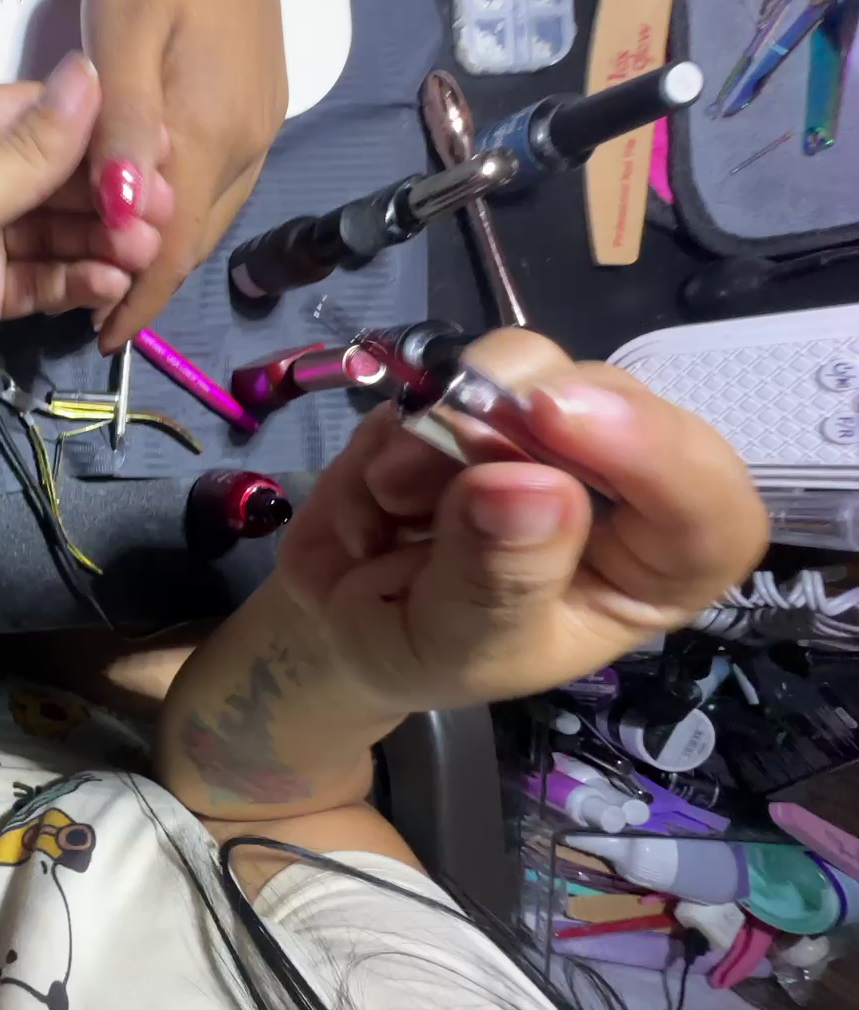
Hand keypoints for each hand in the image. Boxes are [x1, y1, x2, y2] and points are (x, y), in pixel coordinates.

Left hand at [0, 53, 173, 423]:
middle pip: (53, 175)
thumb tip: (91, 72)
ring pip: (55, 229)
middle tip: (160, 218)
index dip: (97, 133)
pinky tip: (108, 287)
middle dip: (106, 196)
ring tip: (141, 258)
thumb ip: (22, 153)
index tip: (154, 154)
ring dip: (100, 242)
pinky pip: (43, 276)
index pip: (36, 115)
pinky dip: (76, 281)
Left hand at [84, 0, 287, 352]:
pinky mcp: (244, 107)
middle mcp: (242, 139)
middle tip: (101, 318)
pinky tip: (135, 225)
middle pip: (190, 237)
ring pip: (196, 215)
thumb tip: (123, 219)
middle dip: (146, 284)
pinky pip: (202, 186)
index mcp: (210, 130)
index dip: (140, 298)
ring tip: (109, 286)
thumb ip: (121, 131)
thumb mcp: (123, 36)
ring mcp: (249, 123)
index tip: (107, 338)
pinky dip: (169, 217)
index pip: (174, 243)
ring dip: (155, 255)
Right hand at [276, 329, 766, 711]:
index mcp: (638, 571)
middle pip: (602, 400)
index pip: (700, 507)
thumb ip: (494, 578)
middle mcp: (596, 491)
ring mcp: (516, 444)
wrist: (323, 623)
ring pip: (512, 370)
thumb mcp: (453, 642)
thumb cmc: (407, 652)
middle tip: (419, 465)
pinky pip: (421, 391)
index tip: (553, 417)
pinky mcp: (445, 418)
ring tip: (387, 497)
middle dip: (507, 416)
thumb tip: (529, 486)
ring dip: (429, 427)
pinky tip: (368, 494)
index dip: (649, 453)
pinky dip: (381, 437)